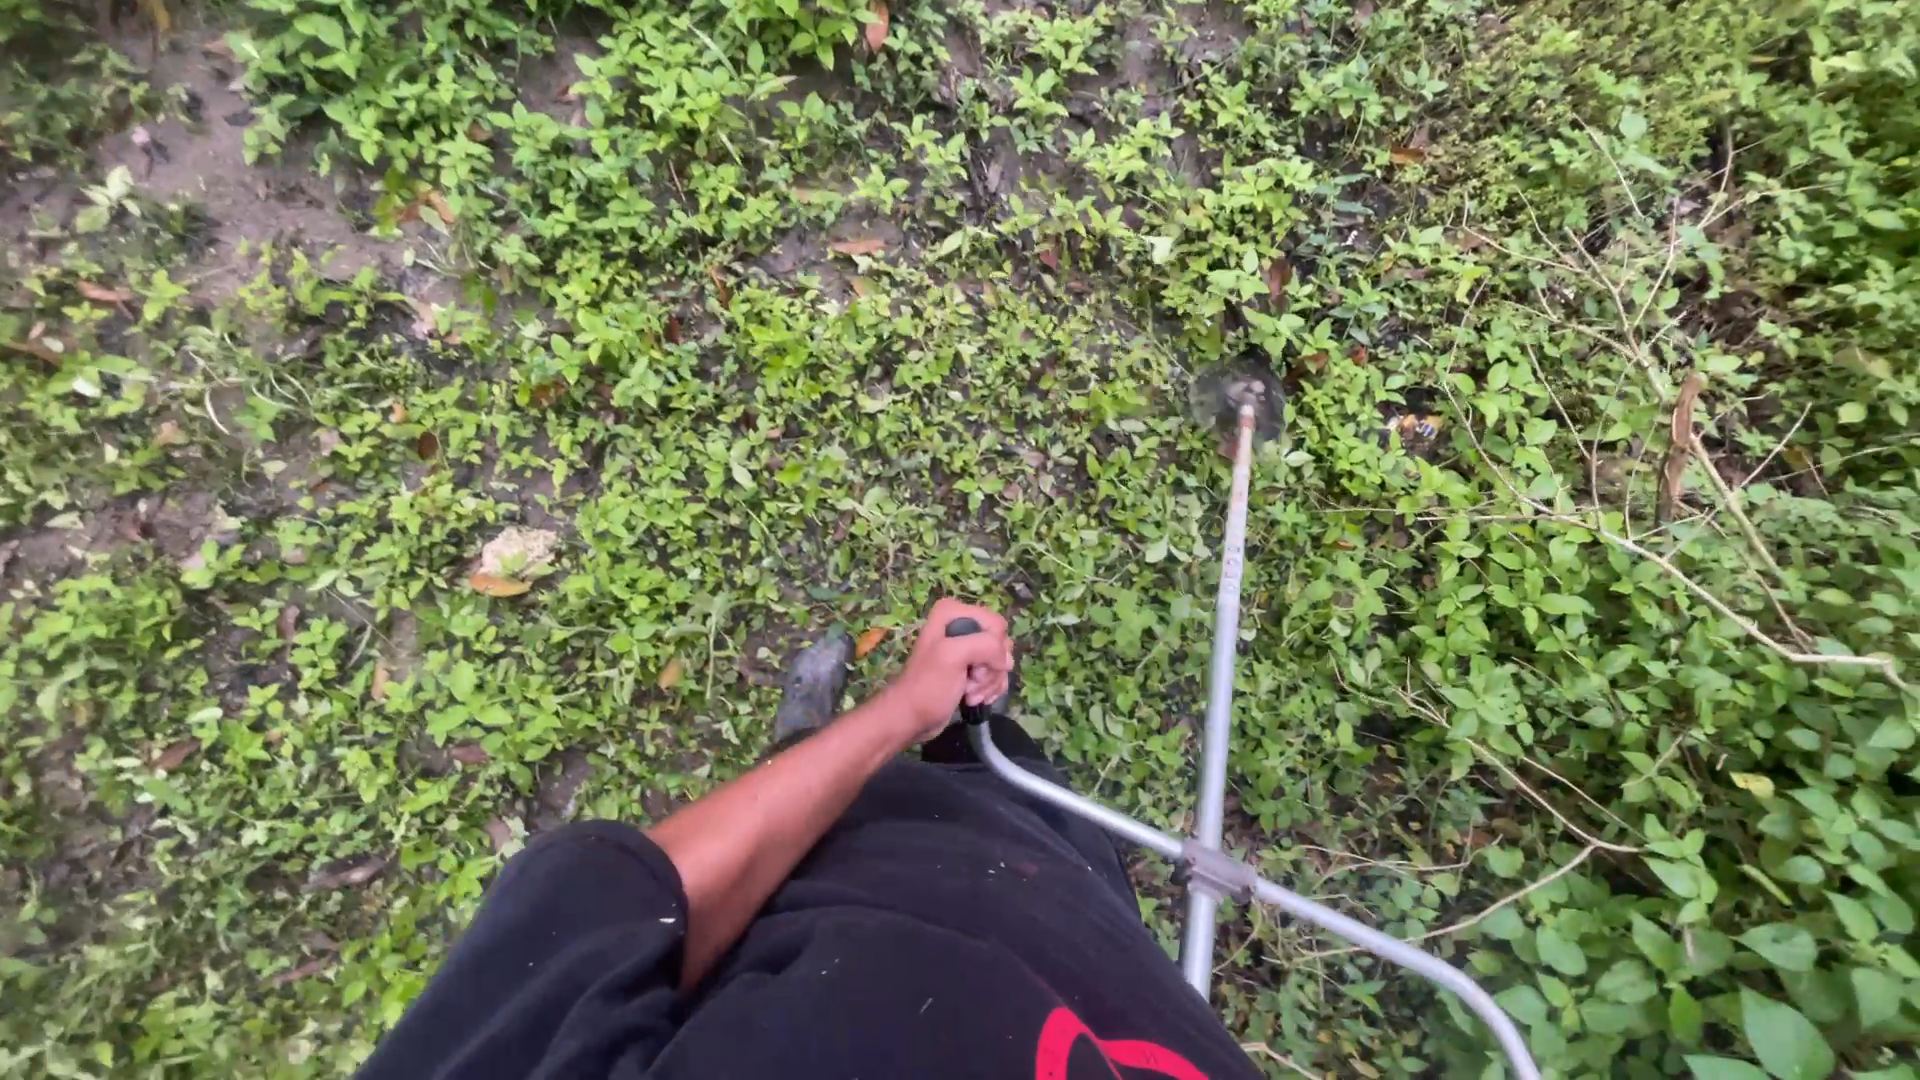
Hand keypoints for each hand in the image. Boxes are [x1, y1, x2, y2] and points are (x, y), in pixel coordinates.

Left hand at [881, 598, 1013, 741]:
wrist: (912, 718)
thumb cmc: (928, 686)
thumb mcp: (953, 655)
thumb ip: (986, 645)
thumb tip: (1005, 661)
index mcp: (953, 612)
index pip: (997, 625)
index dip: (992, 649)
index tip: (973, 667)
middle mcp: (961, 625)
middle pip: (1001, 643)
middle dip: (990, 668)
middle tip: (970, 680)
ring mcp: (967, 648)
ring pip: (1001, 661)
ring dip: (989, 682)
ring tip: (968, 693)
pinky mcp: (971, 668)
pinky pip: (997, 674)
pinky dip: (990, 689)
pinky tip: (973, 699)